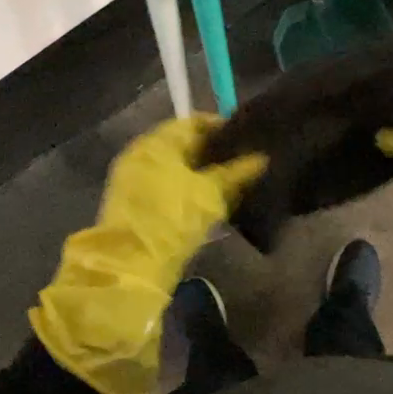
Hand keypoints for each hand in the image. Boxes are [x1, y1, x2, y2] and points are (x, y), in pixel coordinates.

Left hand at [30, 117, 265, 393]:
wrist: (129, 271)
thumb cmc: (169, 222)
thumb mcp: (209, 195)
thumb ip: (237, 174)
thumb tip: (263, 157)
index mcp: (155, 144)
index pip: (193, 122)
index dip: (223, 128)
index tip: (252, 138)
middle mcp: (142, 157)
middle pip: (186, 146)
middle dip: (218, 153)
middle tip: (251, 162)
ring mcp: (136, 183)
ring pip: (180, 170)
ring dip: (207, 176)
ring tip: (242, 183)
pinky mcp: (138, 208)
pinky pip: (172, 190)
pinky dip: (193, 193)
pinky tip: (218, 204)